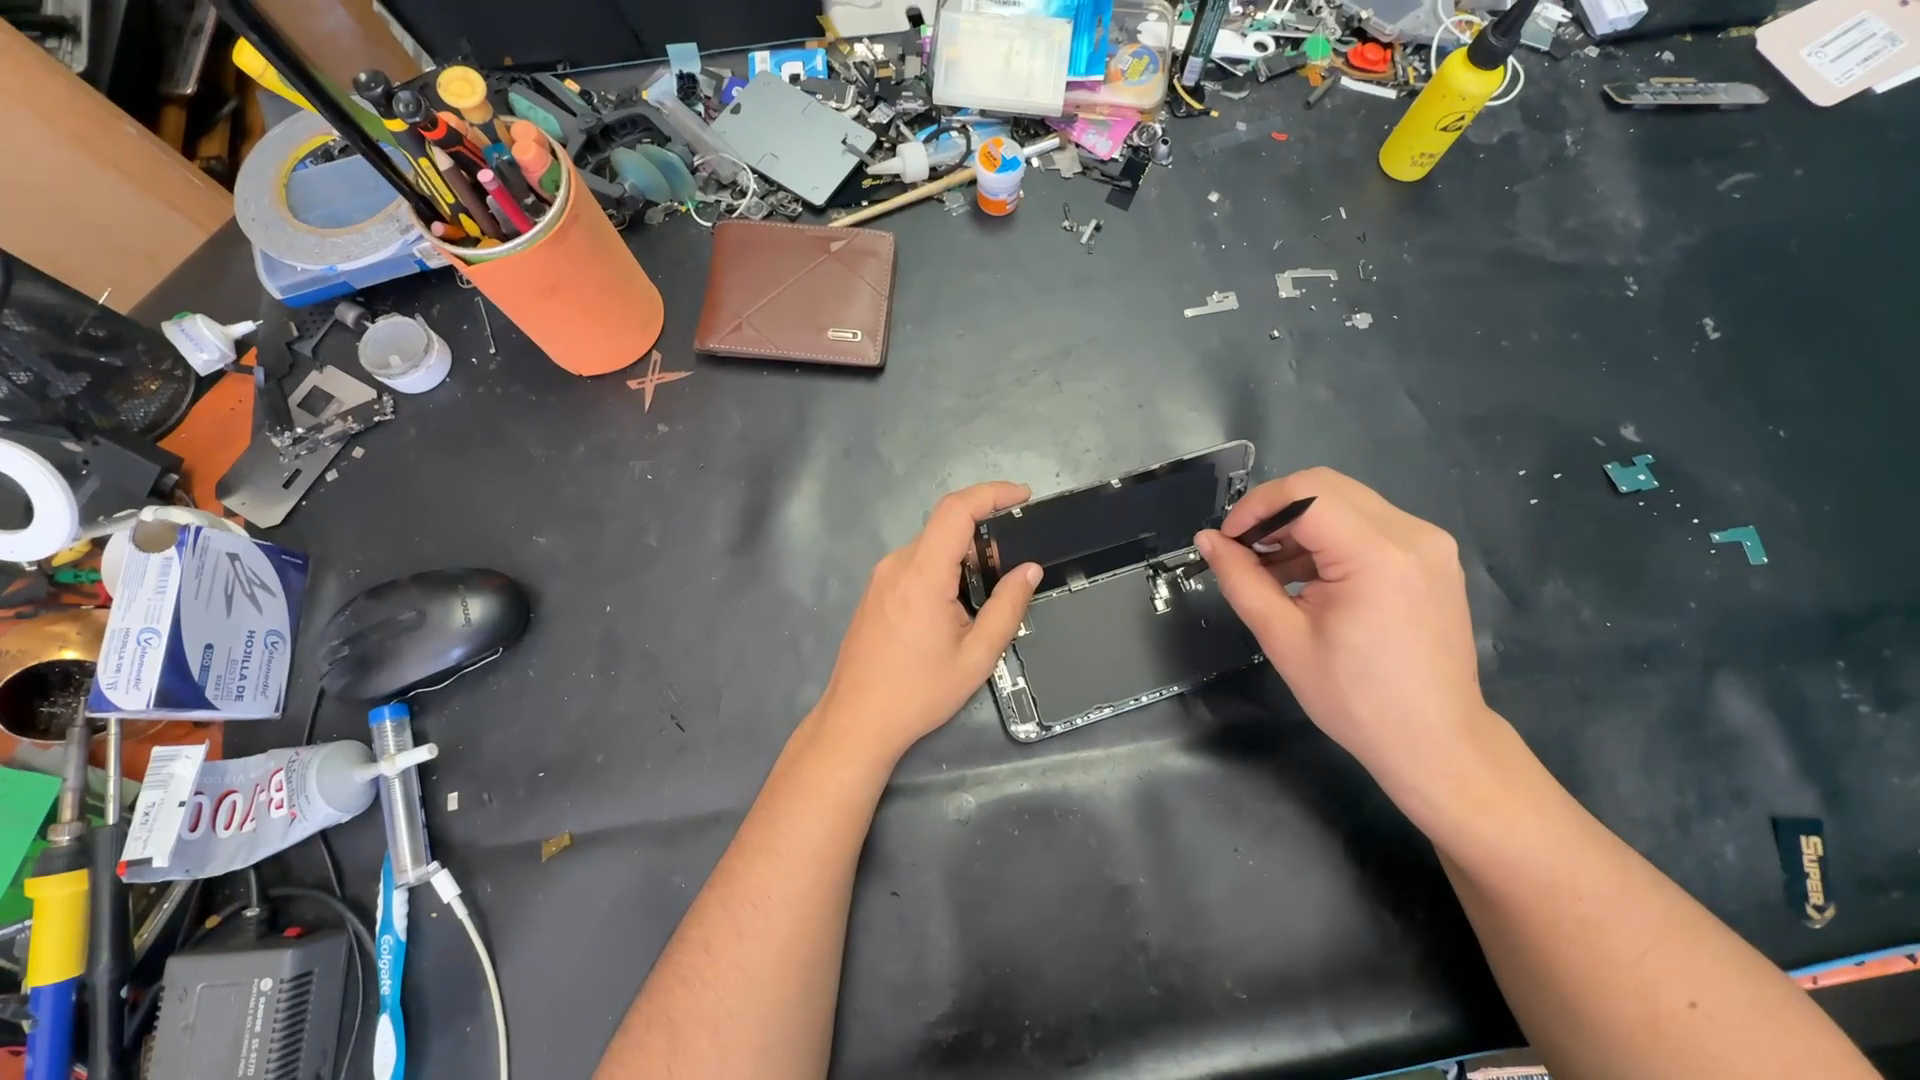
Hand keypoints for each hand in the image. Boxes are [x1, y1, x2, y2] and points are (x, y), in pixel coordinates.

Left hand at [814, 482, 1042, 758]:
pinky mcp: (876, 591)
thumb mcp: (976, 657)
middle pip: (944, 527)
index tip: (1022, 496)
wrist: (857, 721)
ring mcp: (881, 577)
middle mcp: (897, 566)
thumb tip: (1029, 570)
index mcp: (921, 576)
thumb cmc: (918, 694)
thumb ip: (1007, 608)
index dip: (991, 493)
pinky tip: (958, 605)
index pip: (955, 510)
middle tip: (1015, 563)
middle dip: (985, 533)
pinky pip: (916, 563)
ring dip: (964, 555)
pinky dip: (944, 568)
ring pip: (931, 546)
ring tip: (989, 591)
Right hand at [1195, 467, 1492, 781]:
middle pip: (1327, 488)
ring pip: (1348, 503)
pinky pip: (1371, 525)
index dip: (1256, 508)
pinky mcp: (1433, 558)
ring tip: (1271, 570)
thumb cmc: (1354, 698)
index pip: (1305, 494)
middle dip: (1275, 511)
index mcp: (1377, 554)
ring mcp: (1430, 544)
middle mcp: (1413, 534)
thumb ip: (1241, 580)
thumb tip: (1208, 540)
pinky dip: (1331, 539)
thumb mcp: (1283, 639)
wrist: (1434, 741)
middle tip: (1244, 552)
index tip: (1227, 541)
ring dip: (1302, 525)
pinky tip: (1309, 577)